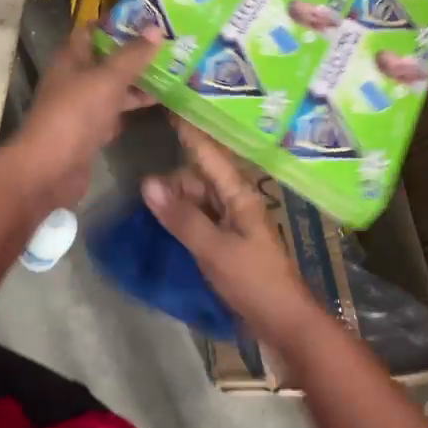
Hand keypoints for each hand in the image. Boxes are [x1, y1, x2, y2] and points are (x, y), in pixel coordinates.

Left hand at [7, 26, 160, 209]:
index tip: (151, 18)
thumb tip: (156, 28)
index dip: (120, 22)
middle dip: (136, 52)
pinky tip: (161, 102)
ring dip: (139, 80)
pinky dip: (135, 106)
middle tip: (171, 44)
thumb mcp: (107, 79)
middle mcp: (76, 77)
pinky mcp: (91, 130)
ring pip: (114, 85)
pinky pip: (116, 111)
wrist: (49, 170)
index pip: (95, 29)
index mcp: (72, 57)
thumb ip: (132, 55)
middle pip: (108, 57)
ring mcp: (83, 105)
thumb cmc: (75, 115)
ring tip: (174, 70)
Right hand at [143, 119, 320, 343]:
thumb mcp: (214, 249)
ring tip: (147, 205)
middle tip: (142, 187)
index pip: (208, 152)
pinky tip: (163, 222)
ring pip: (198, 197)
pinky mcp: (228, 241)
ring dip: (175, 199)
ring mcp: (232, 221)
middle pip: (198, 176)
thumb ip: (181, 217)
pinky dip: (182, 217)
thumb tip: (146, 183)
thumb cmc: (255, 281)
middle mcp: (235, 200)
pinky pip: (200, 217)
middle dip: (173, 178)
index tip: (170, 103)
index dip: (189, 129)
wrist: (285, 323)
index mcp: (238, 194)